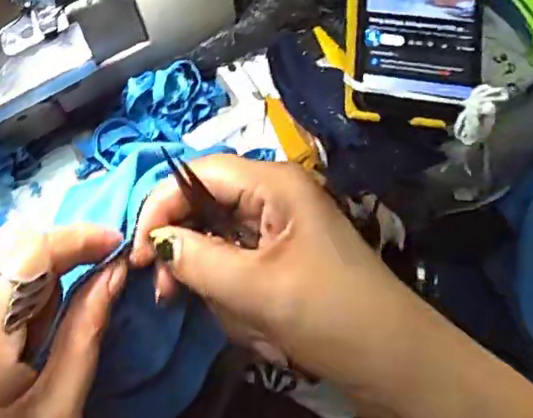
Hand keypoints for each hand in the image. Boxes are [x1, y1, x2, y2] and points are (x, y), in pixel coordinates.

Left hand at [0, 223, 128, 417]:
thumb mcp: (59, 408)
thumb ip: (86, 329)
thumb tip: (115, 269)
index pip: (26, 251)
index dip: (76, 237)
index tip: (117, 244)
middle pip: (2, 246)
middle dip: (53, 250)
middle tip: (90, 278)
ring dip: (32, 271)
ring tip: (53, 323)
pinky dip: (10, 293)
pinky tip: (26, 335)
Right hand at [130, 156, 411, 375]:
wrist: (395, 360)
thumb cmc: (330, 312)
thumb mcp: (258, 289)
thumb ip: (199, 260)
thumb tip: (155, 242)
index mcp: (273, 182)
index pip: (200, 173)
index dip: (162, 205)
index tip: (136, 255)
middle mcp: (273, 194)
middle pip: (205, 209)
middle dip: (192, 257)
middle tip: (172, 296)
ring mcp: (278, 228)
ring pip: (218, 247)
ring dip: (222, 291)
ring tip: (253, 323)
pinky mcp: (282, 259)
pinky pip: (238, 271)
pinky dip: (238, 302)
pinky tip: (265, 331)